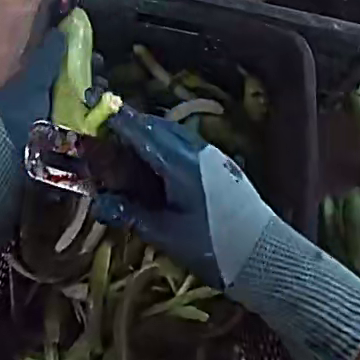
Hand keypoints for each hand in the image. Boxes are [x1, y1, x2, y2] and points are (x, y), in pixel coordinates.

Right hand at [92, 109, 275, 291]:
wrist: (266, 257)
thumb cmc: (214, 246)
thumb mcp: (166, 234)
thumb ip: (131, 214)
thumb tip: (98, 202)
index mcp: (180, 162)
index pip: (141, 131)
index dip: (116, 118)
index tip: (93, 103)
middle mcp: (196, 150)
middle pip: (156, 126)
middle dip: (129, 123)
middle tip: (104, 128)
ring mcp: (211, 155)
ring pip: (172, 133)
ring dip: (147, 133)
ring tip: (125, 143)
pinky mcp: (219, 166)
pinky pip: (184, 143)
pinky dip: (162, 144)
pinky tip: (154, 162)